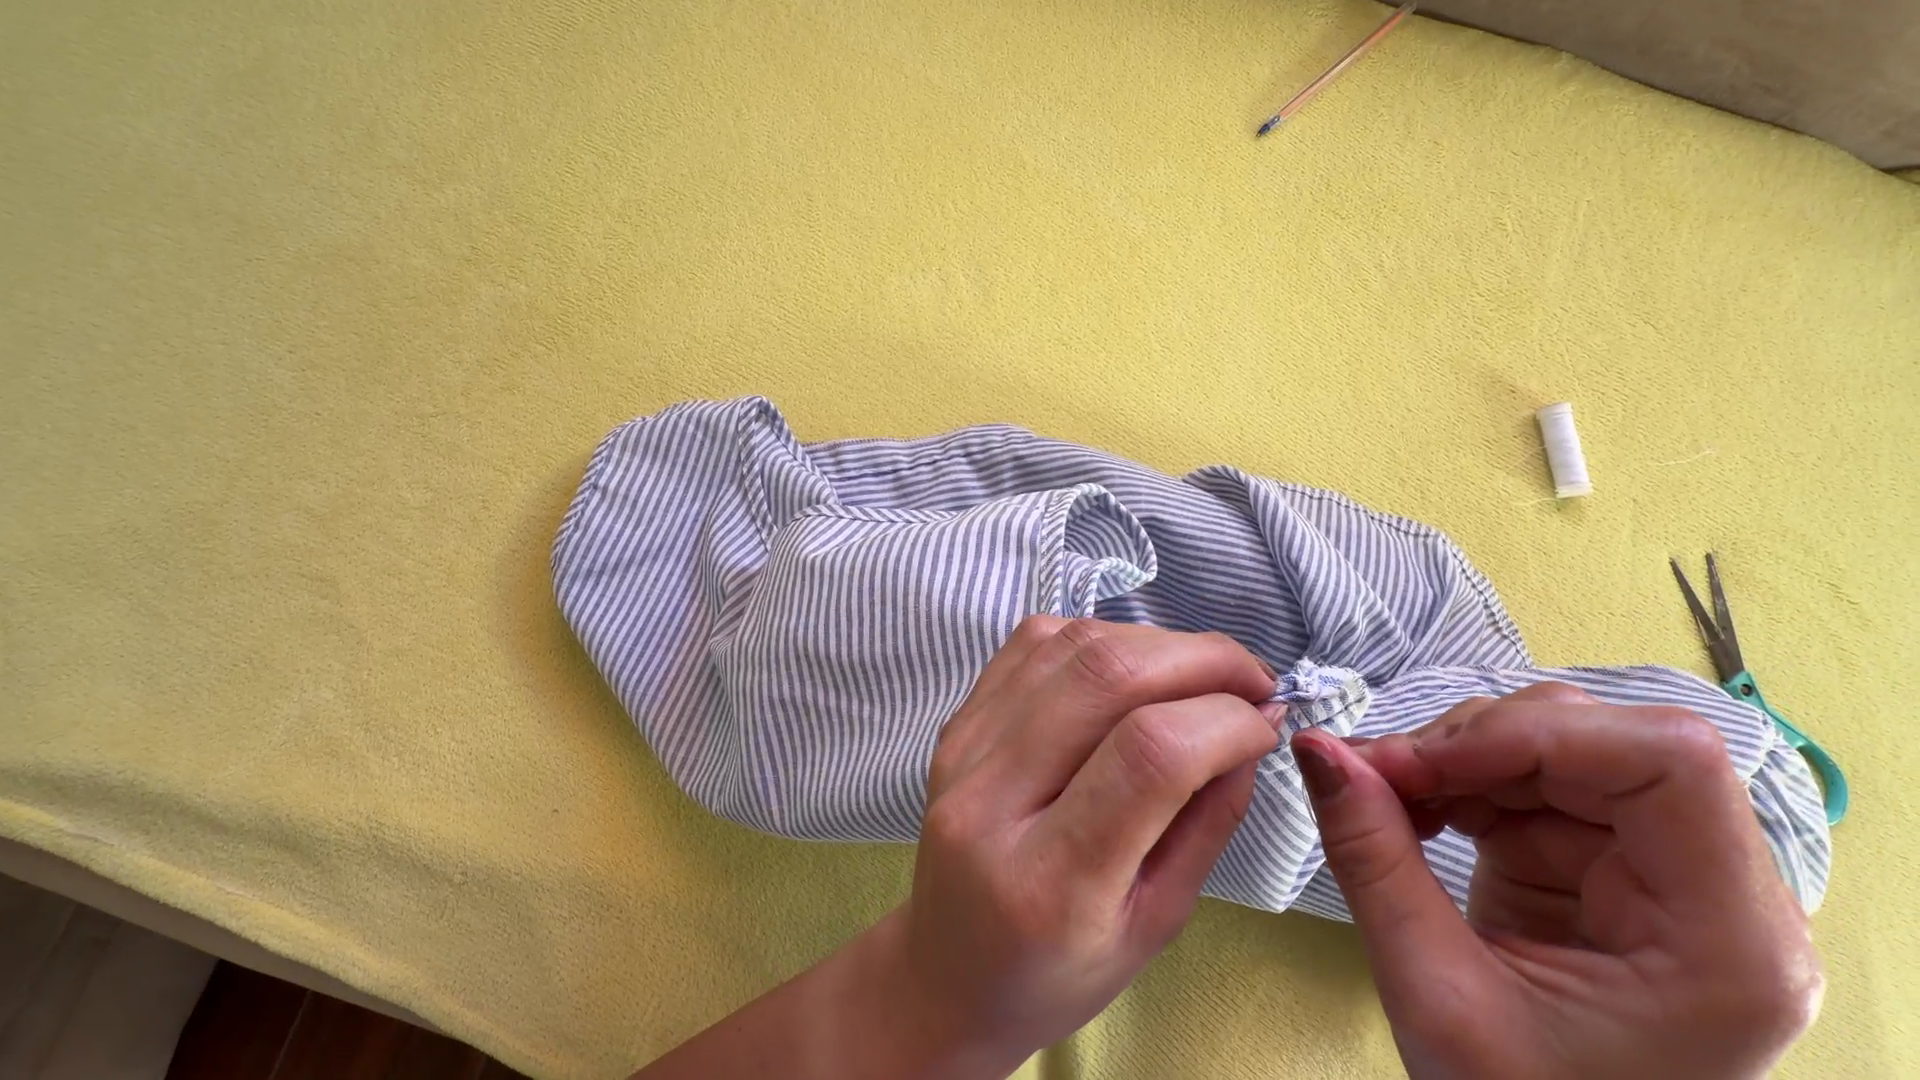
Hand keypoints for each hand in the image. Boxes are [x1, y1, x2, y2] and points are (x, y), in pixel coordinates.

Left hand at [886, 616, 1284, 1075]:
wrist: (947, 970)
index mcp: (1049, 880)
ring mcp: (963, 749)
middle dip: (1200, 659)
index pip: (1149, 754)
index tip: (1267, 722)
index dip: (1225, 719)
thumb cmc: (1059, 971)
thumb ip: (1209, 817)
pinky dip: (1101, 639)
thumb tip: (1253, 723)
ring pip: (1069, 645)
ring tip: (1198, 675)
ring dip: (1155, 642)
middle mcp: (992, 799)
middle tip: (1250, 680)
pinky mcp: (956, 722)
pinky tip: (1133, 670)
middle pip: (1105, 676)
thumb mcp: (1157, 922)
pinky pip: (1033, 643)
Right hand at [1290, 683, 1823, 1079]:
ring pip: (1559, 747)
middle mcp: (1715, 887)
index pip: (1666, 761)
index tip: (1422, 762)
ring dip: (1457, 755)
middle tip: (1377, 772)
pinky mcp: (1602, 862)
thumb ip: (1371, 857)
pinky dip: (1457, 779)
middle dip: (1477, 742)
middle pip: (1604, 742)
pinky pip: (1528, 780)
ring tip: (1381, 791)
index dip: (1538, 733)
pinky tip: (1410, 808)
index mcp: (1725, 938)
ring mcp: (1658, 869)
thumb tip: (1311, 744)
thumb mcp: (1431, 992)